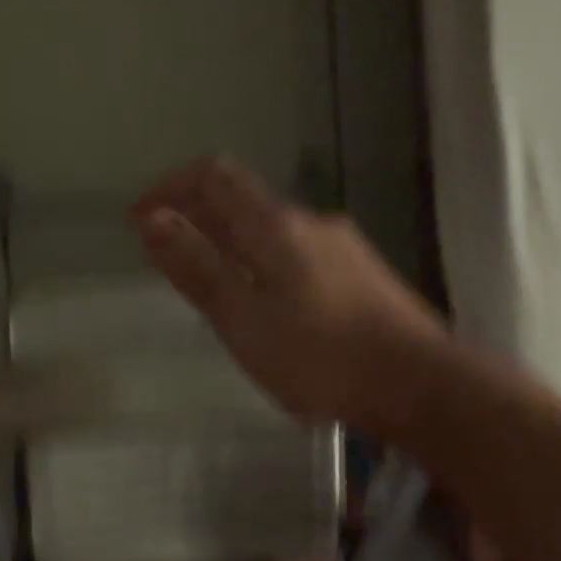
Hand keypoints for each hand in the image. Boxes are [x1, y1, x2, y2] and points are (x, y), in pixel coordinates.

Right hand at [131, 157, 446, 429]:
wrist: (420, 384)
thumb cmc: (323, 358)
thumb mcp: (246, 320)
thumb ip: (199, 270)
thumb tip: (152, 218)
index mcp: (278, 225)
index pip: (214, 176)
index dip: (171, 188)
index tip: (140, 220)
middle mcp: (316, 224)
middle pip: (248, 204)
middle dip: (202, 222)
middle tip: (172, 261)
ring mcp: (349, 252)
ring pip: (280, 238)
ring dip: (239, 251)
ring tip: (218, 295)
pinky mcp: (370, 283)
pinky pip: (306, 264)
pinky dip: (273, 274)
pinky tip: (276, 318)